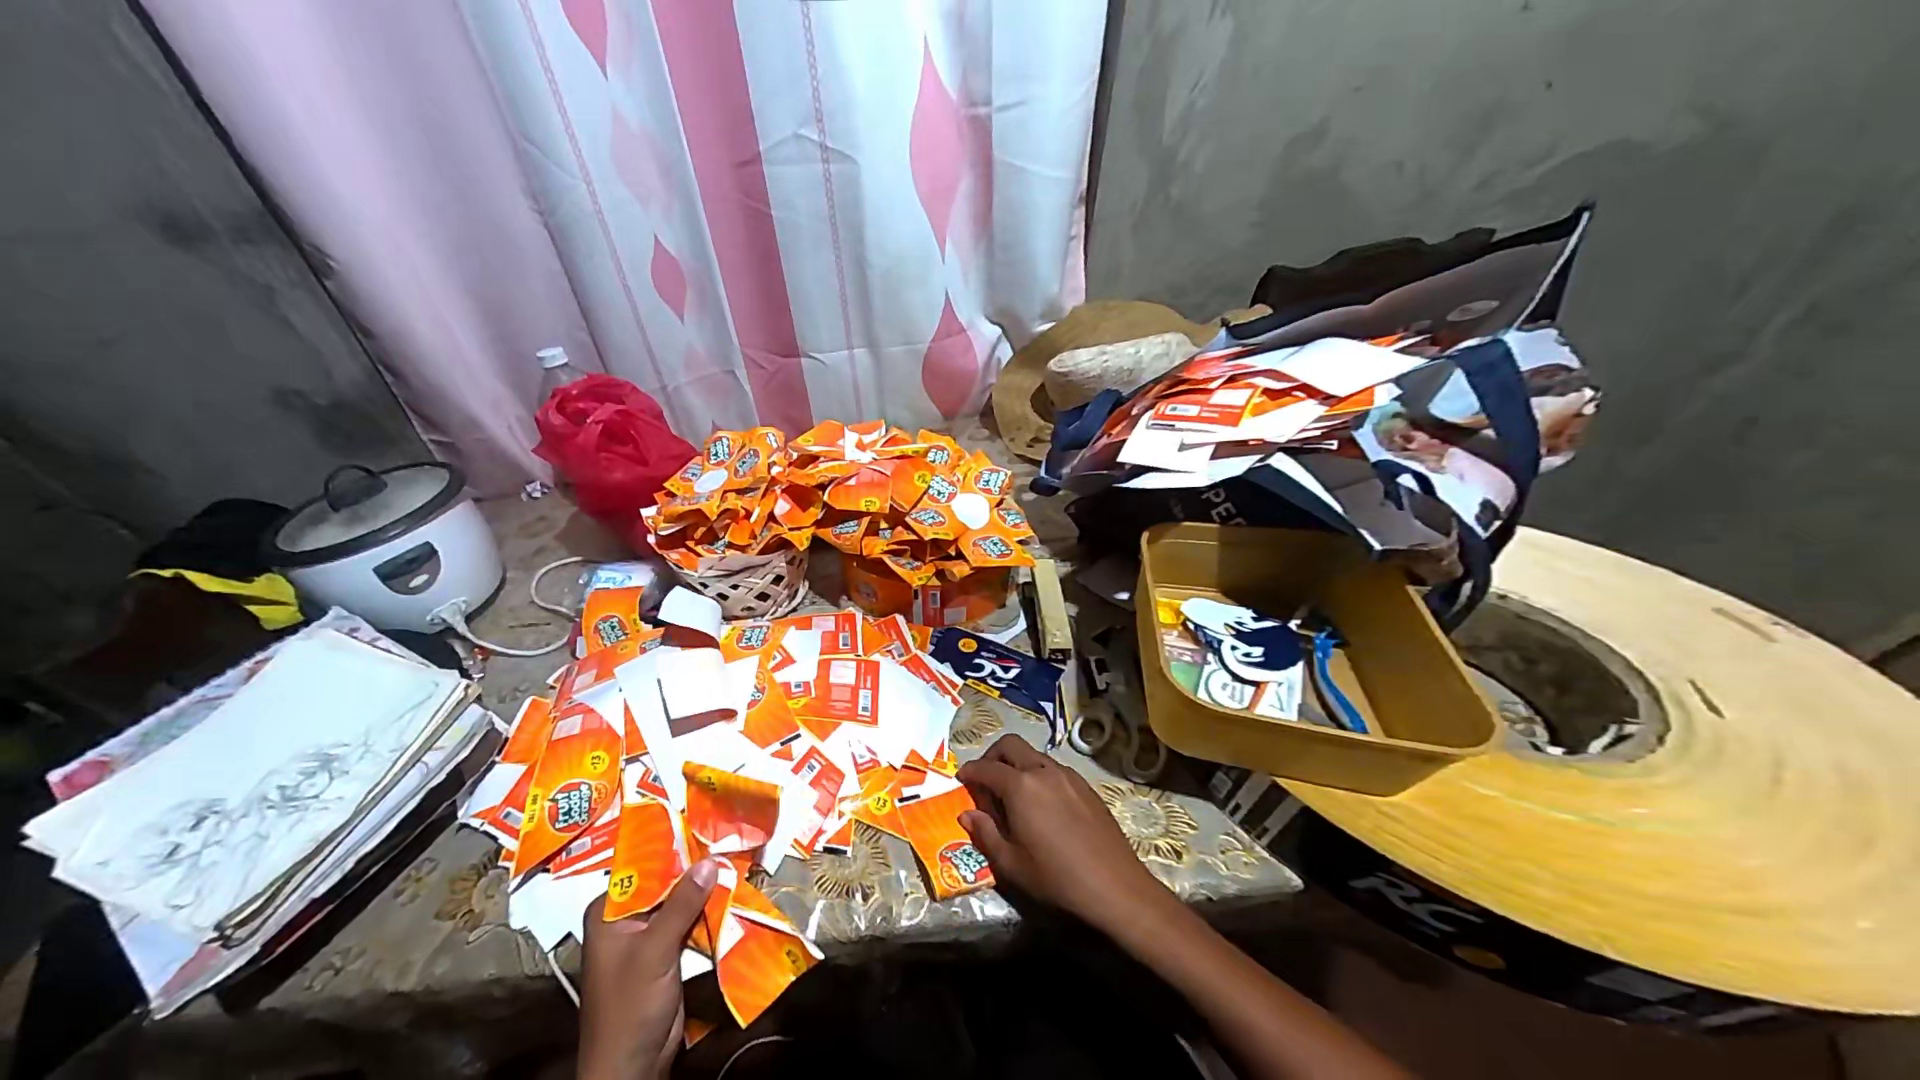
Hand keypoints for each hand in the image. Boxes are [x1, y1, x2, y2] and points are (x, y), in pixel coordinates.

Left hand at [577, 859, 719, 1079]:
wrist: (631, 1067)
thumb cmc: (629, 1008)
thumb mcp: (655, 951)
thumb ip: (682, 904)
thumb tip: (709, 860)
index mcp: (609, 912)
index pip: (644, 868)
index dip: (676, 850)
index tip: (708, 831)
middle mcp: (625, 918)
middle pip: (666, 883)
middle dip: (696, 871)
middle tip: (730, 846)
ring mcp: (646, 936)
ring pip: (681, 902)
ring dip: (706, 892)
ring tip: (737, 866)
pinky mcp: (666, 953)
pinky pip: (689, 923)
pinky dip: (708, 913)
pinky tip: (732, 897)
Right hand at [956, 734, 1170, 933]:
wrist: (1114, 885)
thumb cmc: (1056, 877)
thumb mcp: (1011, 863)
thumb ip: (985, 833)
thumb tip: (967, 814)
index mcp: (1020, 786)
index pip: (986, 768)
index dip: (970, 772)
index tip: (961, 780)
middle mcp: (1043, 771)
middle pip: (1011, 745)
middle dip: (992, 756)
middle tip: (985, 781)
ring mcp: (1068, 776)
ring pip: (1034, 755)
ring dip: (1017, 765)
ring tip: (1013, 796)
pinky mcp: (1086, 786)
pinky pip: (1054, 769)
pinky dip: (1038, 775)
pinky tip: (1041, 806)